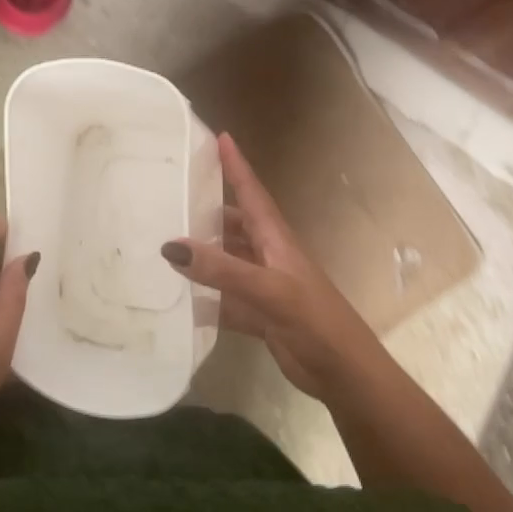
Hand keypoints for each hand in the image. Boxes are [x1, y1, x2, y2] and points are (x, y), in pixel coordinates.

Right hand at [161, 134, 355, 400]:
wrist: (347, 375)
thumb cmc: (315, 321)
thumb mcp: (268, 290)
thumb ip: (222, 269)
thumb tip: (171, 244)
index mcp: (275, 240)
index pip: (251, 193)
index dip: (236, 166)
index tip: (219, 136)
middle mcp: (268, 256)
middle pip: (235, 224)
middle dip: (208, 209)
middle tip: (173, 196)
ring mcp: (265, 287)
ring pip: (227, 261)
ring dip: (203, 253)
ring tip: (166, 243)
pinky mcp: (260, 316)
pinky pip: (225, 299)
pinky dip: (205, 297)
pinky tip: (180, 299)